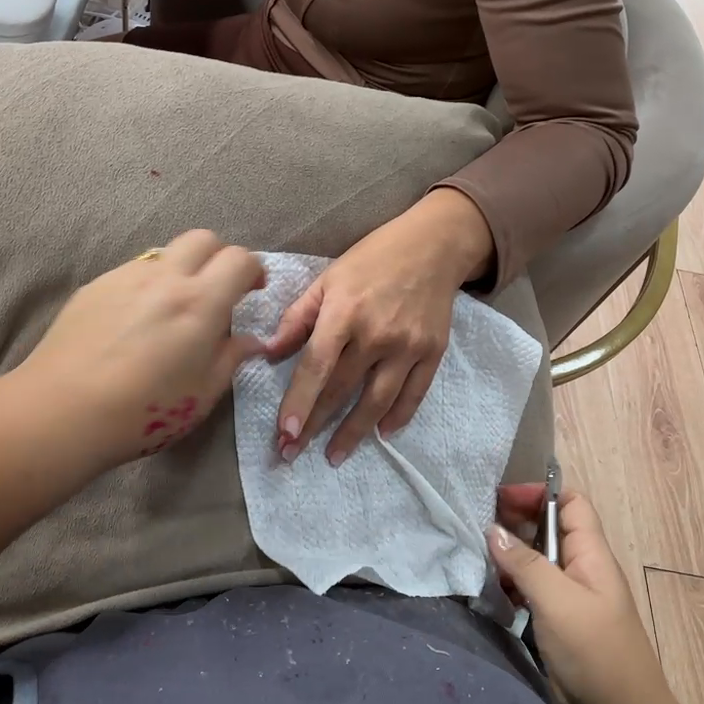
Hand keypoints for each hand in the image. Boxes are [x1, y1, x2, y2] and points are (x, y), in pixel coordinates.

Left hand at [16, 230, 266, 466]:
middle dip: (219, 256)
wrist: (60, 411)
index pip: (240, 259)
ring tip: (174, 308)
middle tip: (219, 289)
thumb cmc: (140, 412)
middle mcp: (165, 278)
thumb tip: (250, 341)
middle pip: (203, 239)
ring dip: (181, 268)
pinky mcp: (94, 287)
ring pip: (165, 253)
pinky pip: (132, 271)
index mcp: (200, 303)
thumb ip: (230, 359)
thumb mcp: (201, 395)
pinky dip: (147, 284)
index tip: (253, 290)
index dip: (254, 270)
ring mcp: (125, 277)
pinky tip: (135, 322)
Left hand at [265, 189, 493, 465]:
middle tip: (292, 454)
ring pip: (377, 401)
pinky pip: (414, 394)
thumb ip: (298, 317)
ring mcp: (408, 346)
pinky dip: (398, 417)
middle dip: (315, 425)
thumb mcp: (327, 279)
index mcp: (344, 313)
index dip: (299, 401)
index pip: (316, 365)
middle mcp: (376, 334)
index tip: (284, 432)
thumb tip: (269, 351)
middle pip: (341, 389)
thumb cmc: (371, 259)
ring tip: (333, 456)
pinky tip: (380, 434)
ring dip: (354, 433)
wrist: (433, 246)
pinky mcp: (433, 353)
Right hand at [487, 488, 678, 703]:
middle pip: (545, 528)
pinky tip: (486, 586)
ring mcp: (565, 596)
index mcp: (591, 555)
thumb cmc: (597, 653)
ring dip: (506, 554)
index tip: (500, 499)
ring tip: (474, 554)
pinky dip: (506, 582)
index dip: (539, 493)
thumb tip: (492, 529)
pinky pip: (526, 588)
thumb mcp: (560, 603)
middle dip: (514, 521)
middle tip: (476, 526)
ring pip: (532, 558)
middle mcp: (578, 569)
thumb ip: (525, 564)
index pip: (571, 503)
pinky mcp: (552, 620)